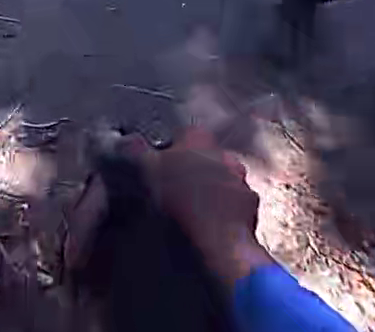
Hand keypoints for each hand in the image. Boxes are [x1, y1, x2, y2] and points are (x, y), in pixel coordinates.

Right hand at [135, 129, 274, 288]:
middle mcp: (224, 152)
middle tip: (179, 187)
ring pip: (223, 178)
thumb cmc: (183, 200)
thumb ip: (136, 151)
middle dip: (195, 168)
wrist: (220, 241)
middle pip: (205, 155)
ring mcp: (241, 180)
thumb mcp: (149, 171)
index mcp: (199, 137)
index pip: (184, 132)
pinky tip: (212, 223)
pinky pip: (236, 203)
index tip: (164, 165)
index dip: (172, 148)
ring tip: (196, 209)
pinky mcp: (252, 206)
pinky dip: (227, 210)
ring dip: (212, 189)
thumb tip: (122, 139)